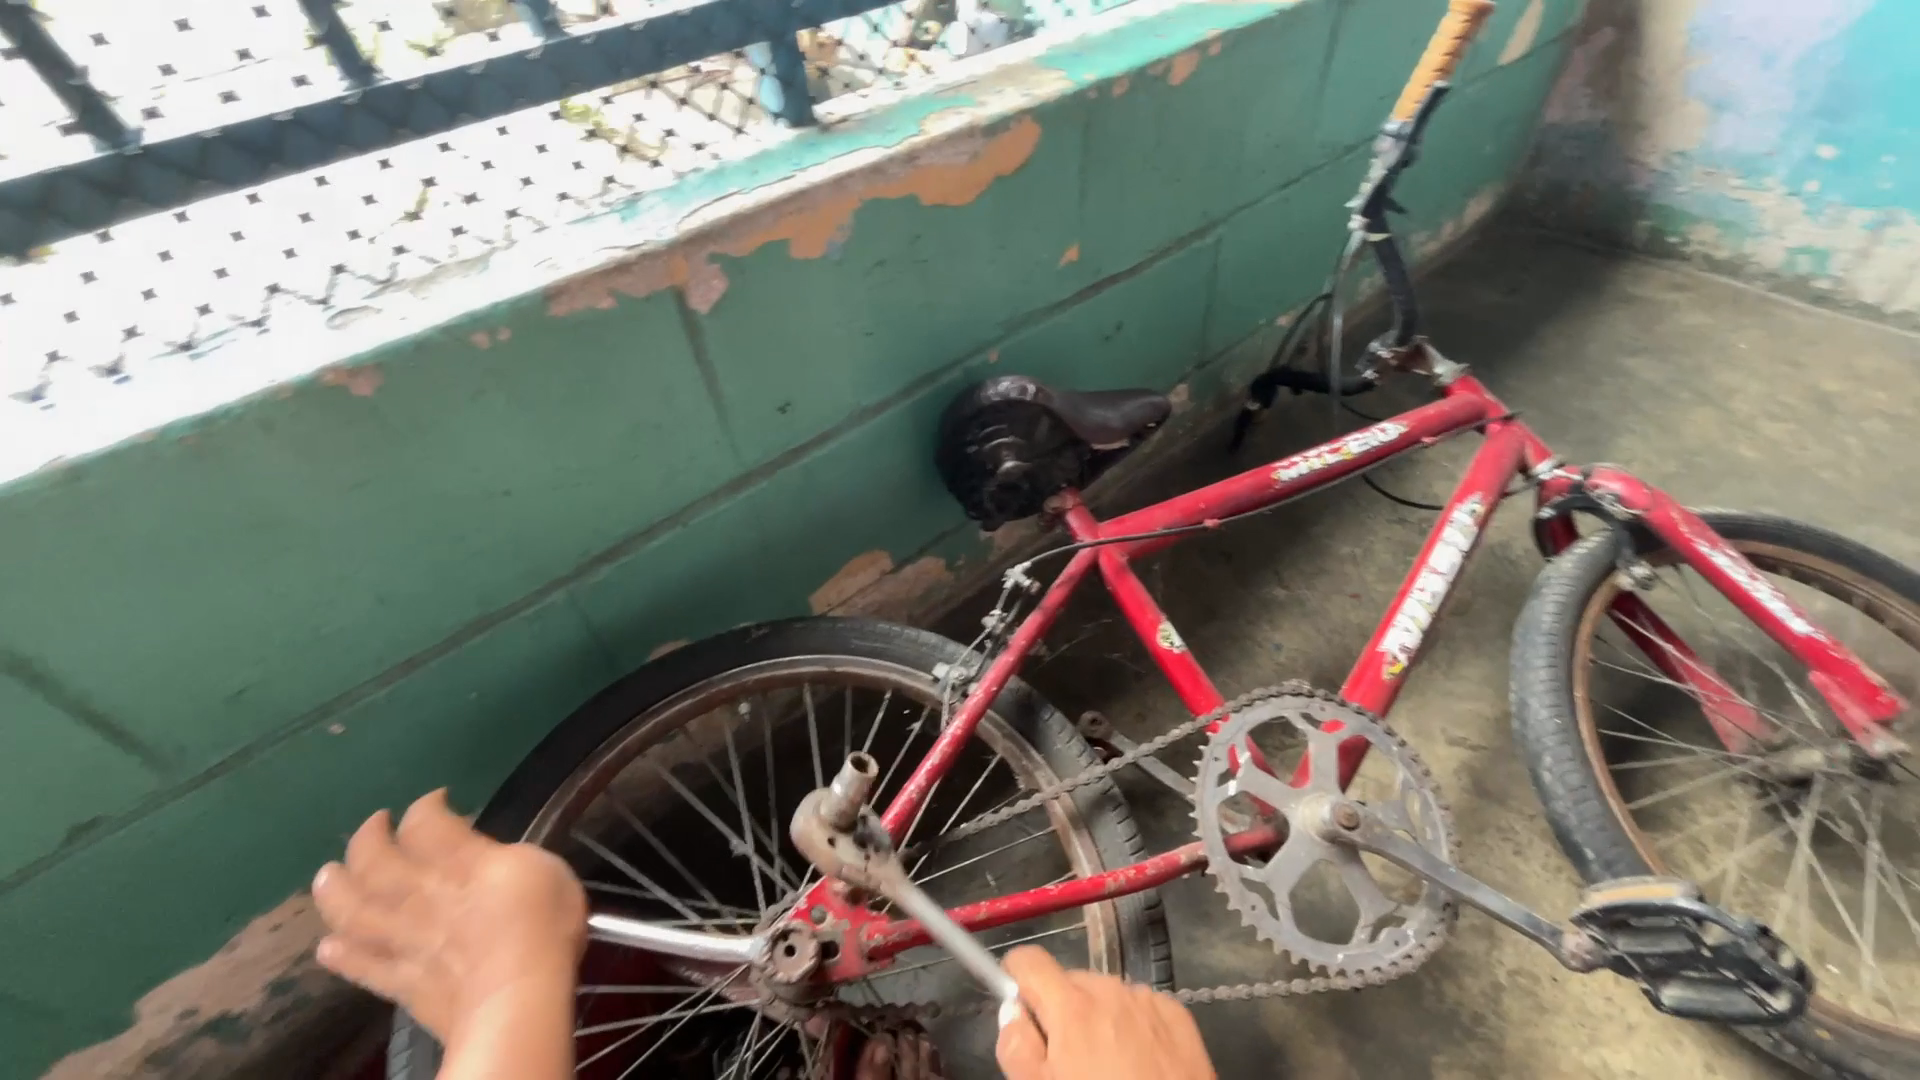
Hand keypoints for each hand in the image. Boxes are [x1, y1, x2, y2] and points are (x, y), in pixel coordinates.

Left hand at [311, 790, 587, 1044]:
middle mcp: (422, 896)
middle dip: (368, 838)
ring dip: (334, 890)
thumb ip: (504, 857)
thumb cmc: (543, 924)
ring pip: (352, 911)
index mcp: (462, 864)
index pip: (428, 824)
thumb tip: (483, 854)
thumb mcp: (543, 868)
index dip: (426, 806)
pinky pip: (359, 965)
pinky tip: (328, 945)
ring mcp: (405, 940)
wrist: (518, 997)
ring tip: (327, 874)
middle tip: (373, 824)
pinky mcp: (399, 982)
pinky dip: (339, 953)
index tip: (436, 799)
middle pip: (376, 862)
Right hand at [994, 947, 1214, 1079]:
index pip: (1028, 961)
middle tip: (1067, 1059)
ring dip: (1097, 1018)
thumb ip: (1017, 1047)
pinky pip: (1139, 1006)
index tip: (1021, 1009)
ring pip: (1105, 994)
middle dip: (1061, 1011)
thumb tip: (1013, 1012)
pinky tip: (1140, 1065)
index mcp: (1071, 1007)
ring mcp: (1147, 1000)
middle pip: (1069, 981)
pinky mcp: (1178, 1016)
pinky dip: (1132, 1025)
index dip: (1016, 980)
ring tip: (1108, 1067)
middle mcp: (1110, 990)